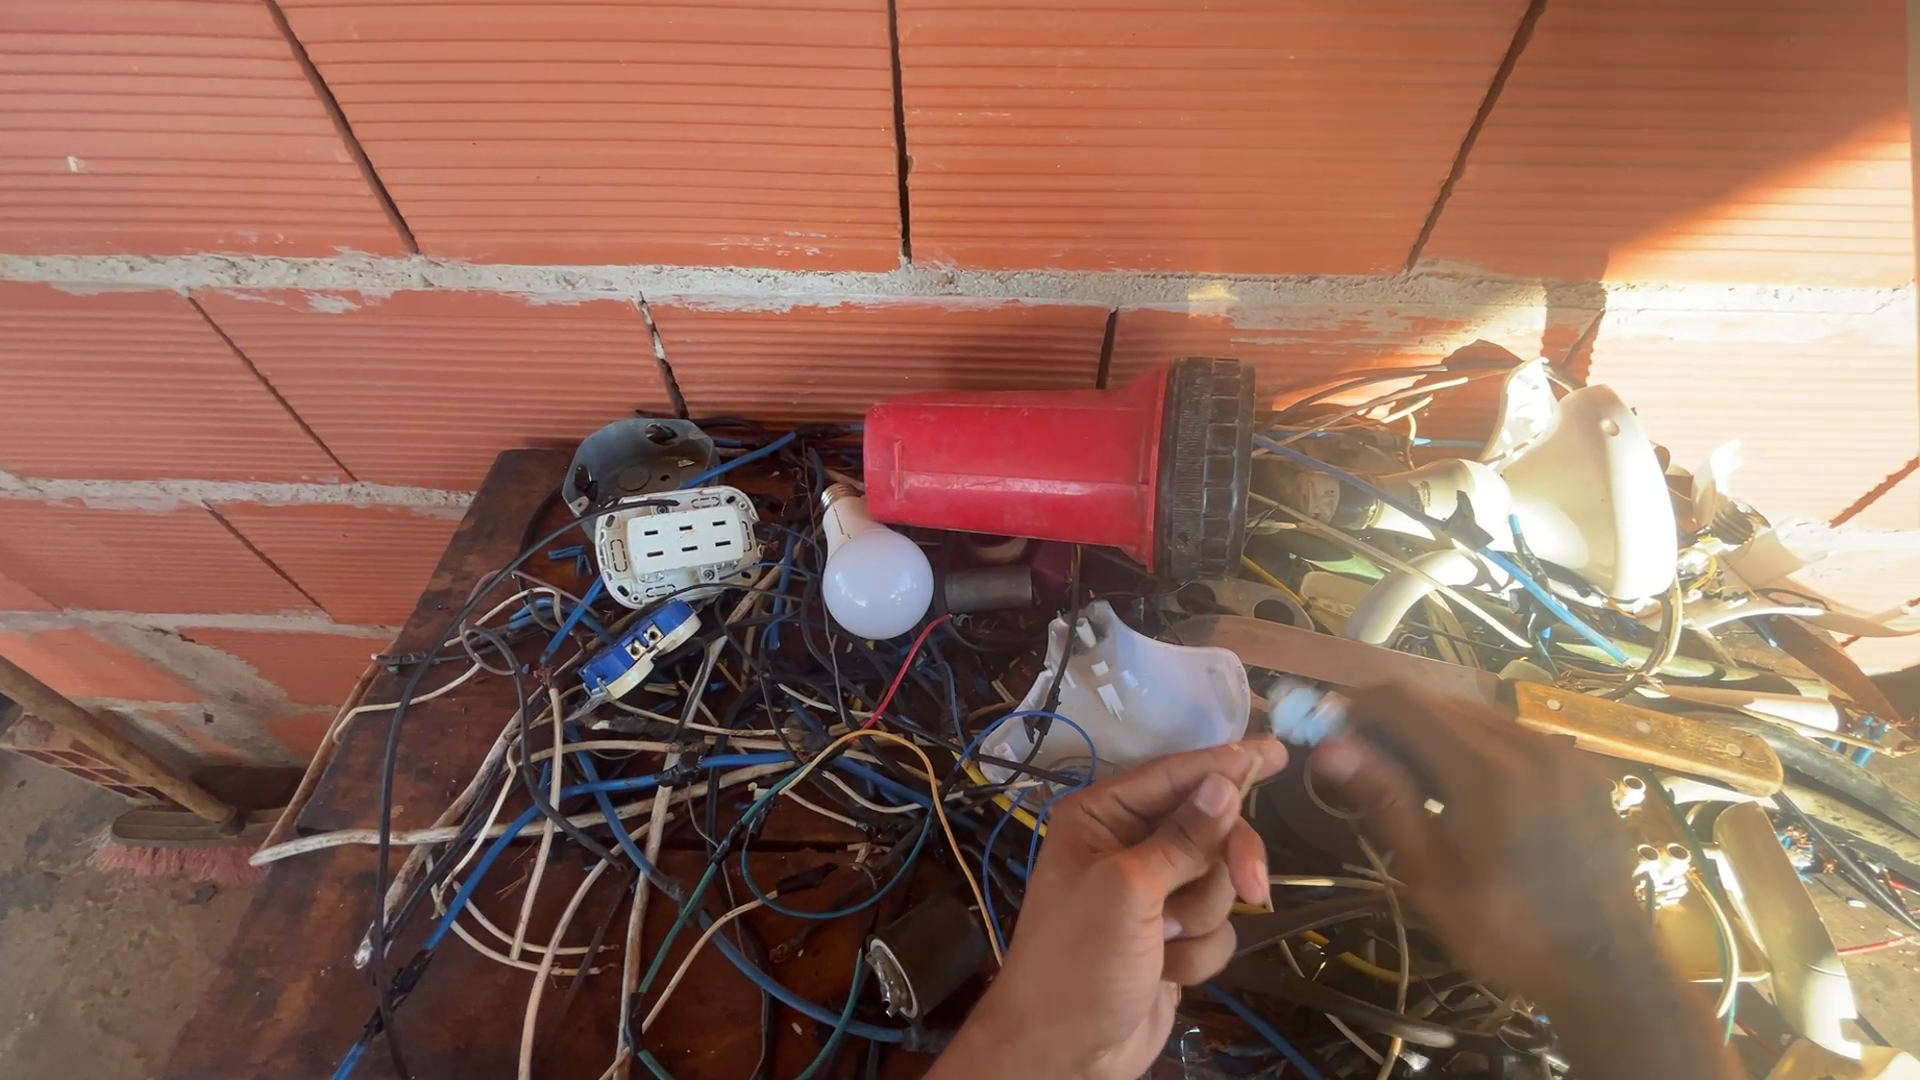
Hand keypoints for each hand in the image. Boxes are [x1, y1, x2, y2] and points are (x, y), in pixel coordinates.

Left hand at [931, 739, 1289, 1079]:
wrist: (1065, 1053)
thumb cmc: (1079, 960)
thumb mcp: (1128, 892)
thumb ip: (1182, 838)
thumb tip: (1225, 779)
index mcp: (1101, 816)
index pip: (1171, 776)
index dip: (1222, 763)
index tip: (1273, 751)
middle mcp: (1127, 843)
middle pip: (1207, 827)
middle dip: (1226, 861)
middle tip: (1257, 887)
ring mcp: (1154, 889)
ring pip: (1218, 879)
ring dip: (1199, 917)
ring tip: (1163, 942)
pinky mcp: (1174, 932)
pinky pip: (1217, 924)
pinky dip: (1198, 952)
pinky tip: (1165, 970)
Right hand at [1312, 684, 1739, 1079]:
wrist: (1611, 977)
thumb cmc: (1505, 930)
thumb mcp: (1428, 872)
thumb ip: (1383, 798)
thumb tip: (1328, 745)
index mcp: (1490, 771)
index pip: (1404, 701)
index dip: (1355, 704)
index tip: (1326, 726)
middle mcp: (1531, 746)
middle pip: (1435, 701)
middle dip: (1387, 719)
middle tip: (1359, 758)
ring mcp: (1564, 755)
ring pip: (1470, 712)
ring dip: (1426, 729)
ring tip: (1406, 776)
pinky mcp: (1581, 768)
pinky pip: (1506, 732)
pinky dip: (1466, 742)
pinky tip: (1457, 785)